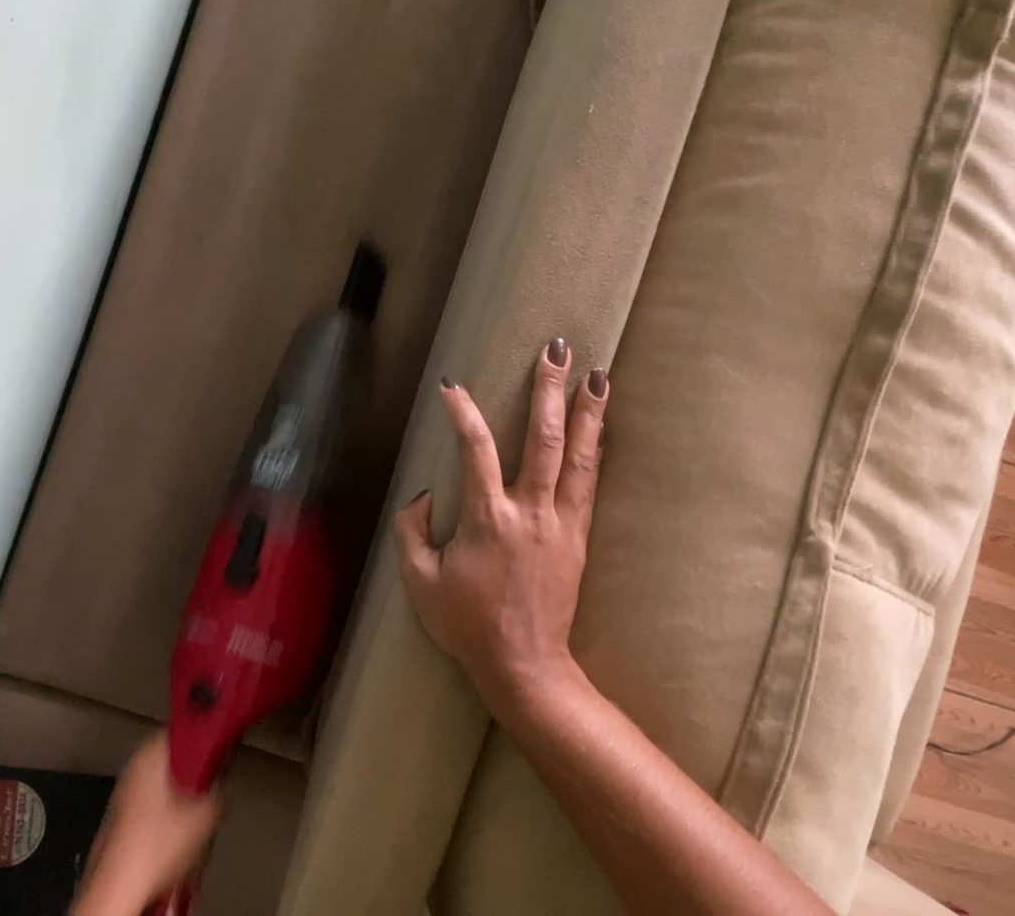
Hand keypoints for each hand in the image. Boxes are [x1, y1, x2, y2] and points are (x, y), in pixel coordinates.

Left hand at [71, 732, 221, 915]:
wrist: (117, 889)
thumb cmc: (153, 846)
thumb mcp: (205, 814)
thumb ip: (219, 790)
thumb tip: (222, 784)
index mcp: (150, 755)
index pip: (182, 730)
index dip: (205, 740)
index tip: (221, 750)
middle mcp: (134, 769)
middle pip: (175, 763)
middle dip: (196, 781)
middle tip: (211, 796)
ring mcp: (125, 795)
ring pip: (167, 790)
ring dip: (185, 806)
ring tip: (196, 830)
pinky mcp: (123, 821)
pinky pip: (156, 813)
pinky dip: (170, 825)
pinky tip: (180, 847)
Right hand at [396, 340, 608, 717]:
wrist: (525, 665)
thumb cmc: (466, 625)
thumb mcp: (419, 581)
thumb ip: (411, 530)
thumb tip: (423, 495)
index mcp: (488, 519)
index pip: (476, 450)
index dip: (462, 413)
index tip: (452, 386)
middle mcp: (530, 512)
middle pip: (544, 438)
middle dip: (549, 389)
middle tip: (557, 348)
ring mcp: (561, 524)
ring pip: (580, 457)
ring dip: (588, 412)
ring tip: (597, 374)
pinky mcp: (578, 539)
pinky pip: (591, 484)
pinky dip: (598, 450)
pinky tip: (602, 428)